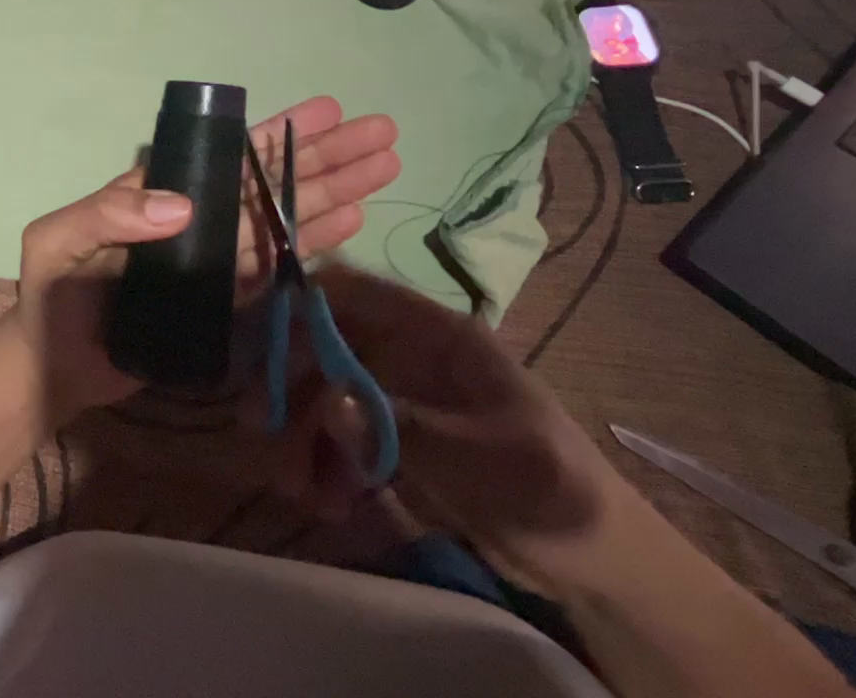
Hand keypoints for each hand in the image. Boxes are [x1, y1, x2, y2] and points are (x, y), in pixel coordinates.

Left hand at [9, 97, 399, 421]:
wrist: (57, 365)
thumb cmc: (52, 298)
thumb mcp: (57, 242)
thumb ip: (105, 215)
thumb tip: (185, 206)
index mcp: (155, 194)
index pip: (224, 154)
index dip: (276, 133)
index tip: (326, 111)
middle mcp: (192, 218)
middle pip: (267, 180)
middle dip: (324, 156)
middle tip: (383, 134)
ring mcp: (211, 257)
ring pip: (280, 217)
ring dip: (331, 193)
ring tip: (385, 168)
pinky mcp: (222, 297)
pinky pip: (274, 263)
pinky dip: (311, 242)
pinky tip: (350, 221)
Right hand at [281, 267, 633, 570]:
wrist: (596, 565)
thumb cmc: (551, 494)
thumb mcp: (481, 460)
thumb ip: (402, 427)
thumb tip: (329, 402)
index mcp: (434, 336)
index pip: (352, 291)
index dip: (300, 304)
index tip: (261, 345)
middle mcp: (404, 354)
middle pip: (321, 345)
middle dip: (287, 387)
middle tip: (260, 430)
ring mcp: (394, 396)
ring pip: (320, 395)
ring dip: (300, 437)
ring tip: (298, 489)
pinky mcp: (389, 437)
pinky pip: (336, 438)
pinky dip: (322, 465)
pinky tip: (328, 502)